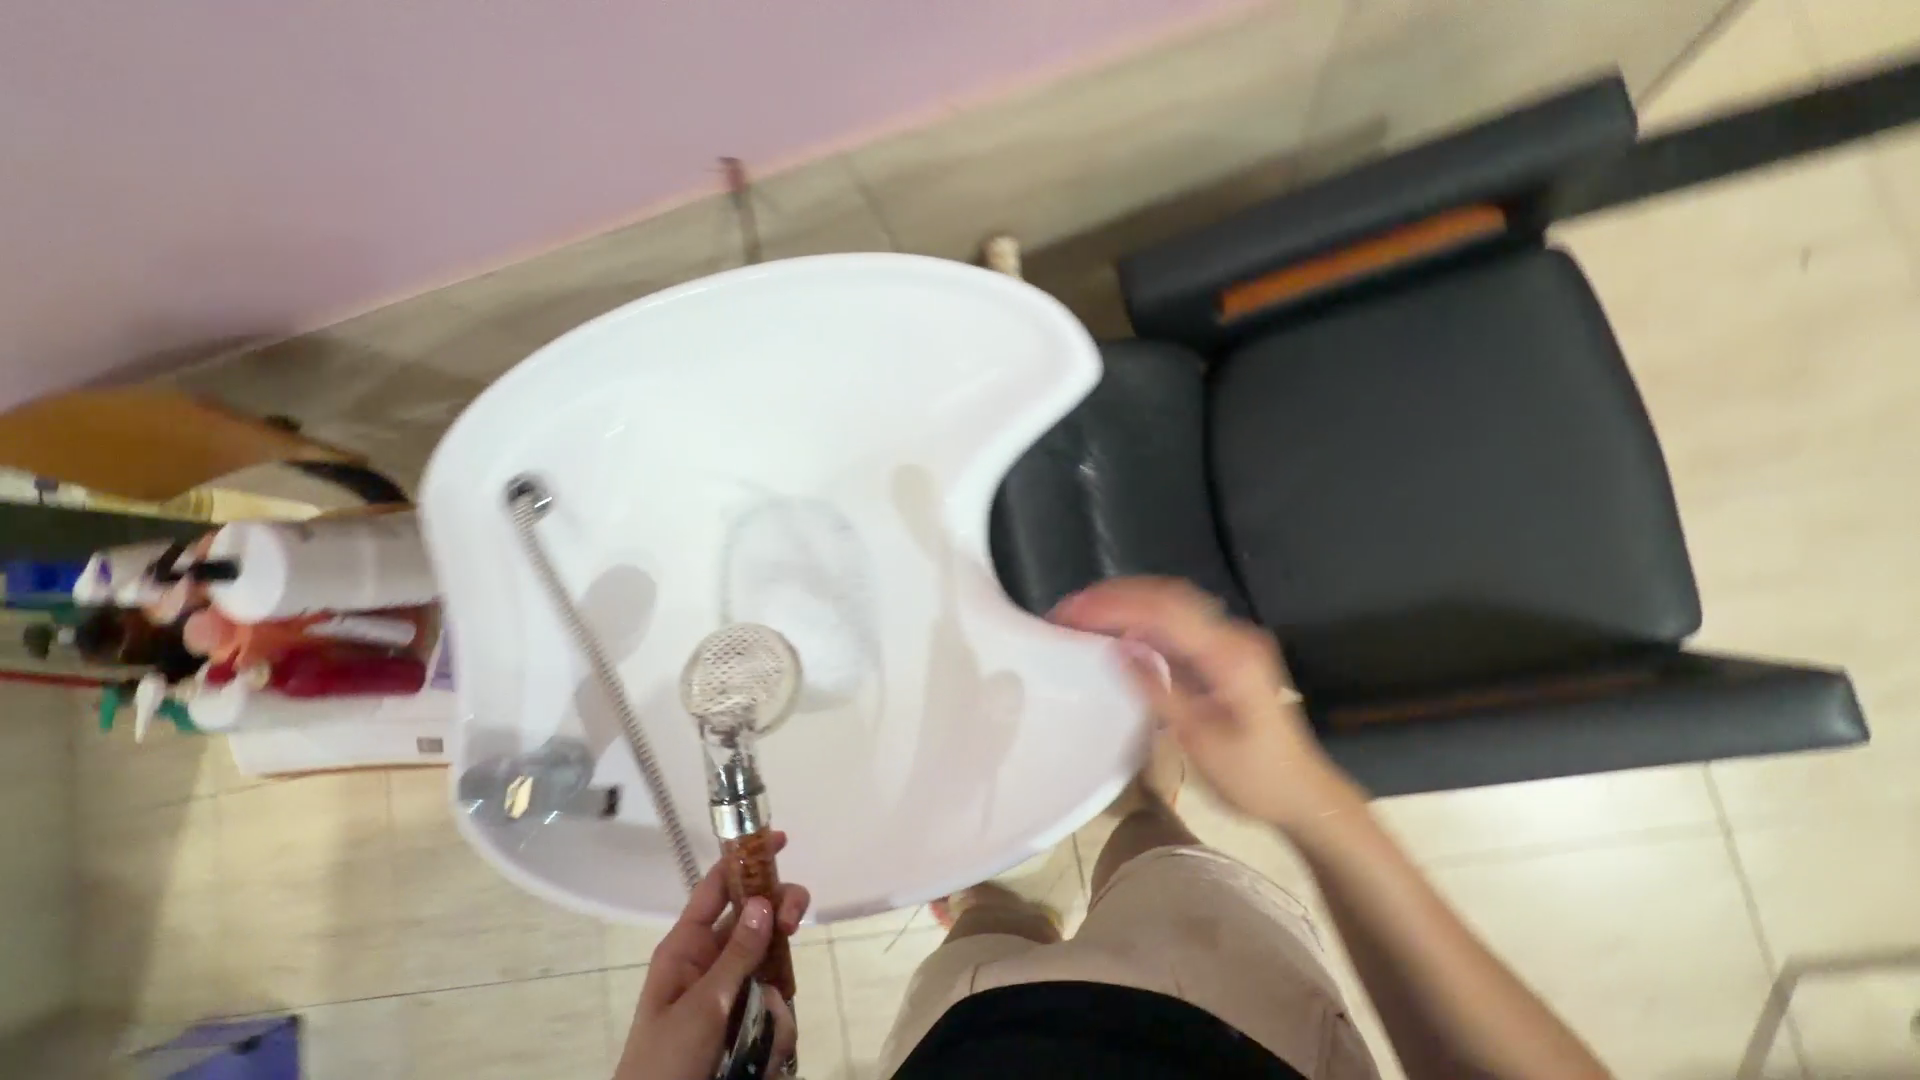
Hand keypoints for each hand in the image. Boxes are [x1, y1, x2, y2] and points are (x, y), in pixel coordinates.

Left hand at [616, 832, 810, 1079]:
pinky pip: (777, 1009)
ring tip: (765, 1025)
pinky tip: (763, 1052)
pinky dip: (777, 1028)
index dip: (745, 859)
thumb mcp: (701, 1006)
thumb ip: (737, 954)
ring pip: (775, 965)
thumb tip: (764, 899)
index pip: (718, 888)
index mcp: (687, 947)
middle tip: (792, 923)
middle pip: (757, 917)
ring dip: (776, 995)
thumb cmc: (666, 1061)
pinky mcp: (749, 1024)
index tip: (779, 838)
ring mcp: (733, 993)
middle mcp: (712, 962)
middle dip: (779, 918)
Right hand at [1051, 577, 1363, 828]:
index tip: (1073, 611)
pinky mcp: (1224, 657)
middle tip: (1069, 608)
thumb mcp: (1202, 742)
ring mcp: (1230, 644)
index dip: (1115, 604)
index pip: (1164, 611)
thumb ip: (1159, 691)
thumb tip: (1116, 650)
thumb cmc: (1255, 778)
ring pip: (1171, 606)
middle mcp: (1232, 637)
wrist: (1305, 796)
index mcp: (1229, 655)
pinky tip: (1116, 634)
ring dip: (1127, 605)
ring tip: (1083, 614)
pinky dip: (1142, 623)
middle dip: (1115, 596)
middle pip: (1167, 597)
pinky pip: (1178, 627)